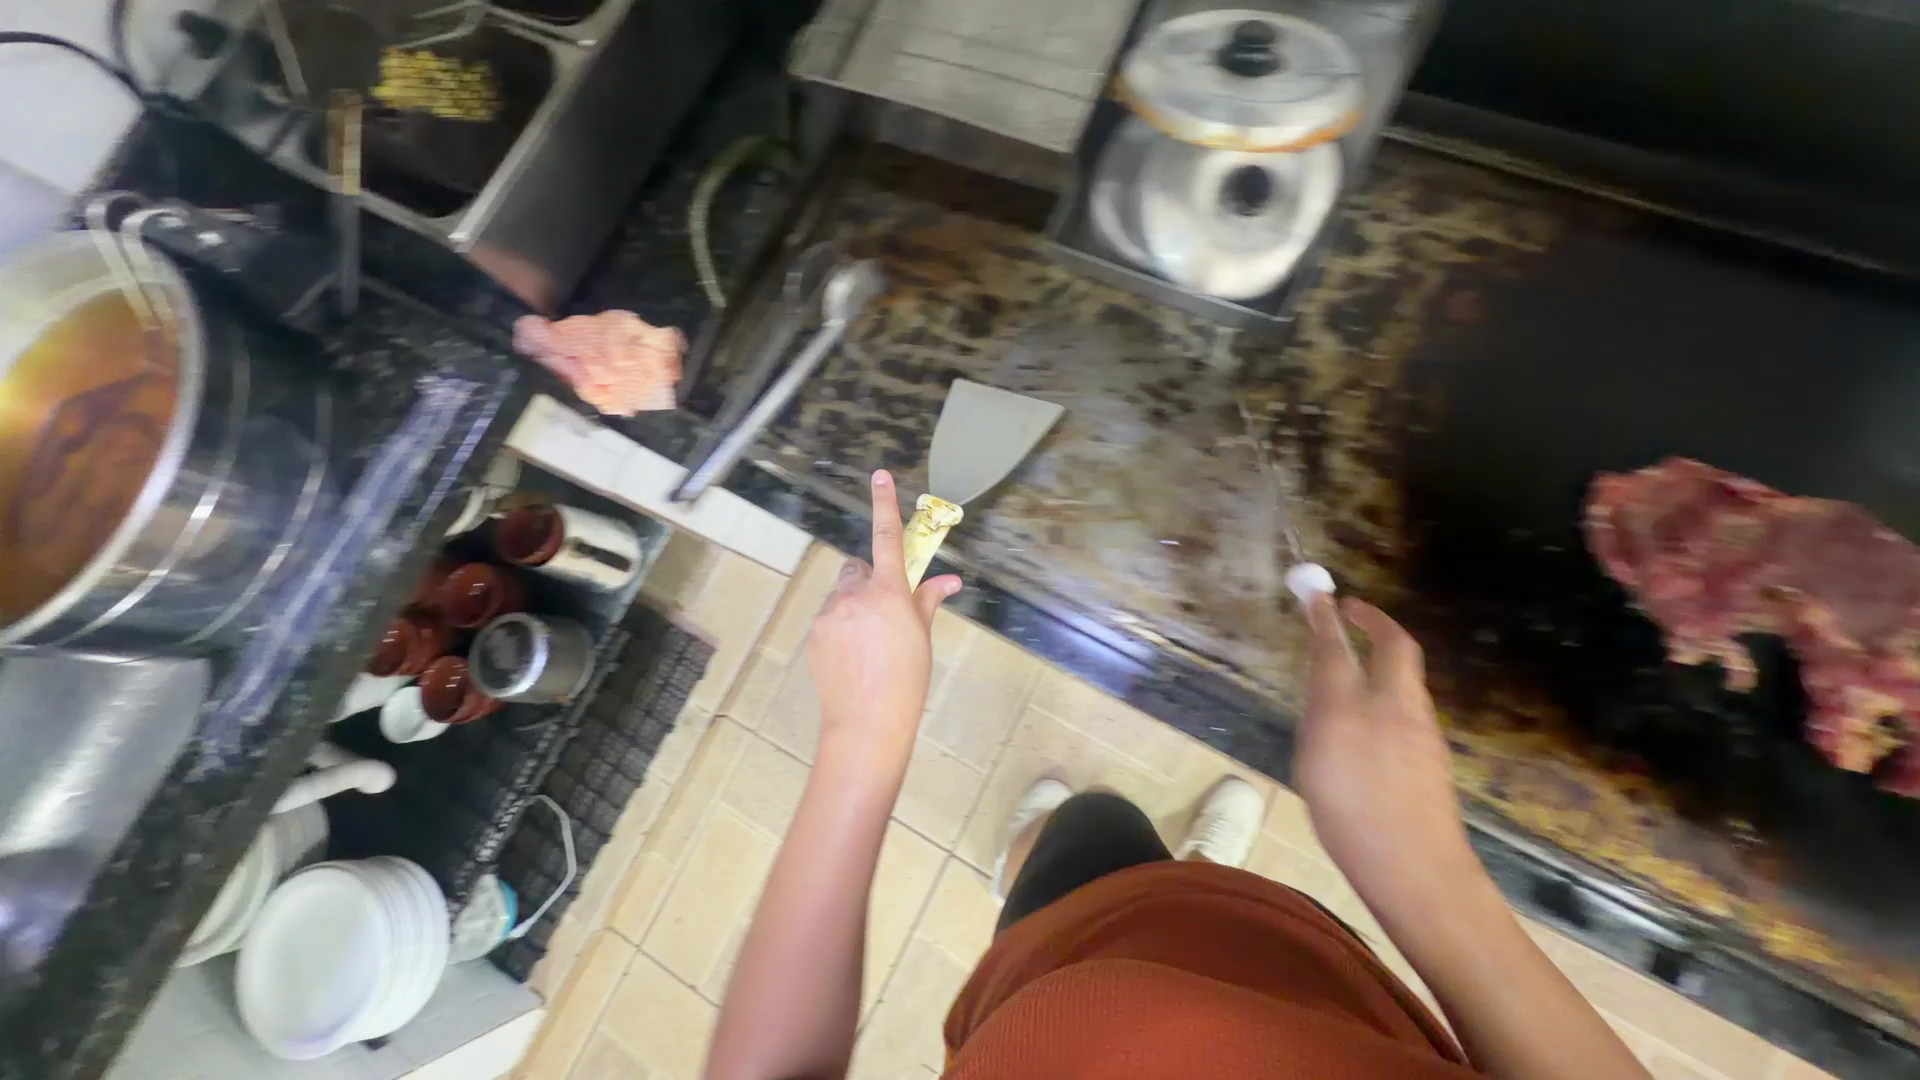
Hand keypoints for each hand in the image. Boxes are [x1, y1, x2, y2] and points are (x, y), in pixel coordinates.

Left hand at [807, 470, 962, 777]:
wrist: (867, 722)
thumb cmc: (906, 680)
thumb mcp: (923, 638)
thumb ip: (928, 601)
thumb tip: (950, 581)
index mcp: (889, 592)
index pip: (888, 538)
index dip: (884, 504)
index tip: (879, 476)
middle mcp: (855, 595)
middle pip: (858, 569)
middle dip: (869, 581)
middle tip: (883, 613)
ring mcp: (831, 614)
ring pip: (842, 595)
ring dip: (853, 607)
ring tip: (867, 645)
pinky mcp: (815, 633)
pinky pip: (830, 618)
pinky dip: (840, 628)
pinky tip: (852, 658)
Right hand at [1295, 596, 1478, 908]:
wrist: (1414, 867)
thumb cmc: (1346, 818)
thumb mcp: (1312, 761)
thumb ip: (1320, 717)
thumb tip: (1328, 690)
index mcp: (1347, 707)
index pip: (1335, 649)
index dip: (1325, 618)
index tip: (1318, 594)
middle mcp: (1390, 706)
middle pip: (1394, 646)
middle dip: (1375, 621)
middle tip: (1352, 611)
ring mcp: (1421, 728)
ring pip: (1406, 675)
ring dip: (1385, 657)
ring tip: (1358, 665)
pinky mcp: (1435, 751)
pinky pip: (1410, 704)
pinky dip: (1392, 691)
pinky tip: (1374, 718)